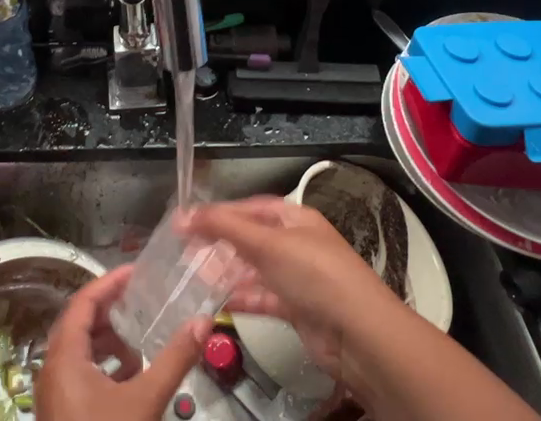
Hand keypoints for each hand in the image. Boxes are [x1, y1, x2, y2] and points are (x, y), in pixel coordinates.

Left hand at [37, 265, 210, 420]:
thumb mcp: (146, 400)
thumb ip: (174, 359)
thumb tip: (202, 322)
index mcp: (64, 359)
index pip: (82, 303)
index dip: (109, 283)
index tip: (137, 272)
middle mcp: (52, 371)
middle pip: (78, 324)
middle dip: (111, 310)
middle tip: (141, 300)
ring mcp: (54, 395)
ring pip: (79, 351)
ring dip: (108, 340)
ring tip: (140, 340)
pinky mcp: (62, 414)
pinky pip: (80, 374)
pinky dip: (104, 365)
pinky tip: (132, 375)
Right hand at [179, 197, 397, 373]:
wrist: (357, 333)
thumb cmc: (314, 275)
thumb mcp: (268, 243)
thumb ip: (224, 228)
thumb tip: (183, 214)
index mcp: (295, 218)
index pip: (250, 208)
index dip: (218, 213)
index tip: (185, 223)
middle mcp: (296, 244)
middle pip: (251, 238)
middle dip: (220, 244)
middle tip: (185, 253)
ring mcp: (297, 277)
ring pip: (254, 269)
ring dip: (227, 272)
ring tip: (194, 277)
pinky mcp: (296, 308)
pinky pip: (262, 297)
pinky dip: (242, 298)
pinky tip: (219, 303)